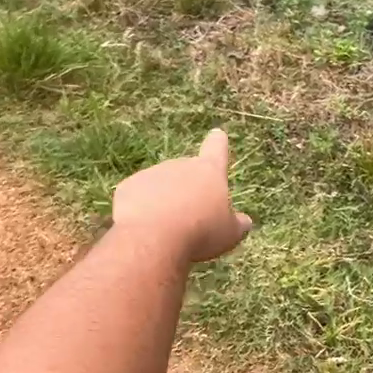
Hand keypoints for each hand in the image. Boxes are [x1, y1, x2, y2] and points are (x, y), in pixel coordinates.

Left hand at [111, 129, 251, 263]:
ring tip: (169, 230)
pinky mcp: (128, 187)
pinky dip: (143, 210)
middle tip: (192, 220)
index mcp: (209, 172)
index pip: (217, 150)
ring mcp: (152, 174)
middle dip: (188, 190)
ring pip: (161, 187)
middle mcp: (180, 165)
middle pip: (186, 174)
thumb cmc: (200, 232)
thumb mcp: (229, 233)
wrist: (153, 238)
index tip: (218, 134)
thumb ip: (238, 224)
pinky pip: (139, 198)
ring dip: (165, 202)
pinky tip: (147, 229)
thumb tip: (244, 221)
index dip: (218, 144)